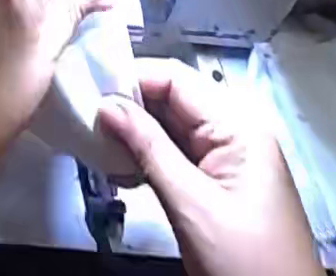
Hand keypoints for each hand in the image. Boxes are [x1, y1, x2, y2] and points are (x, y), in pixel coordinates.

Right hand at [98, 58, 322, 275]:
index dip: (135, 79)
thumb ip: (149, 150)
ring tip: (96, 141)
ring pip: (172, 128)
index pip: (177, 79)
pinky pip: (178, 155)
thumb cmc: (247, 266)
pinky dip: (149, 158)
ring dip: (136, 134)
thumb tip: (109, 105)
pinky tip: (121, 167)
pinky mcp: (219, 183)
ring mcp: (228, 157)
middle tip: (88, 117)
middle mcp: (234, 130)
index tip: (93, 89)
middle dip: (131, 106)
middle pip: (174, 99)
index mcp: (237, 123)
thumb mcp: (193, 206)